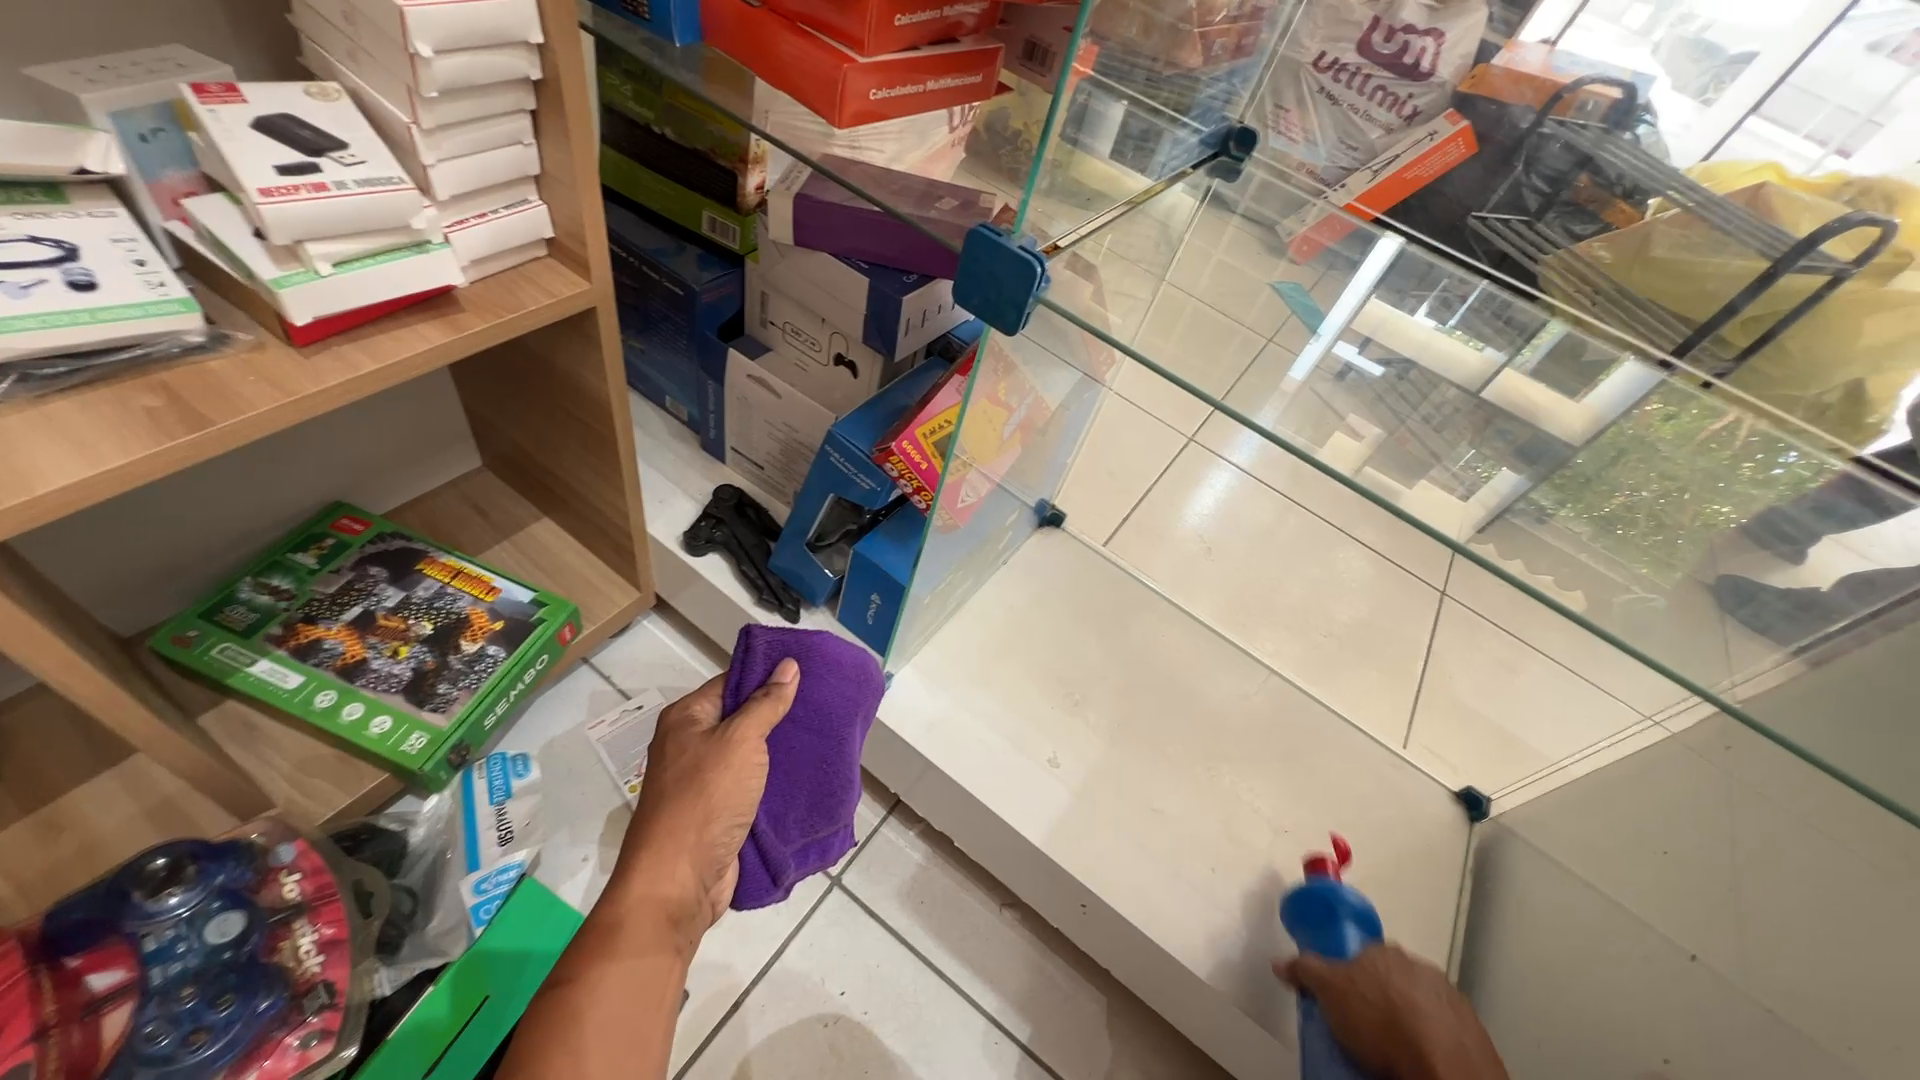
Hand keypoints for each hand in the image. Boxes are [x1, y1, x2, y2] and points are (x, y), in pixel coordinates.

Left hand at [615, 659, 798, 950]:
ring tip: (825, 735)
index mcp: (687, 719)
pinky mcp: (720, 813)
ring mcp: (705, 782)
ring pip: (751, 755)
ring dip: (781, 750)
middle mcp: (691, 745)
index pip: (731, 683)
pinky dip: (777, 782)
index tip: (809, 671)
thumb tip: (788, 665)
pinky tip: (809, 775)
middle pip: (741, 718)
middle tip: (824, 704)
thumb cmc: (705, 799)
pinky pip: (753, 787)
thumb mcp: (740, 740)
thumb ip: (766, 703)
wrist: (679, 881)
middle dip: (779, 714)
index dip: (767, 676)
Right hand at [1275, 944, 1508, 1079]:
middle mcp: (1417, 964)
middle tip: (1362, 1028)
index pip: (1359, 955)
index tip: (1339, 1002)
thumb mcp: (1327, 994)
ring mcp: (1448, 995)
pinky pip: (1441, 1027)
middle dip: (1377, 996)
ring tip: (1393, 1049)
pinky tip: (1419, 1058)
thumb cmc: (1379, 1023)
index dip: (1347, 977)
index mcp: (1383, 950)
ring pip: (1416, 1002)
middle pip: (1388, 977)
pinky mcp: (1471, 1027)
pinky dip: (1430, 1038)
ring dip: (1405, 1017)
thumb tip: (1279, 961)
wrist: (1447, 1070)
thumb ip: (1304, 971)